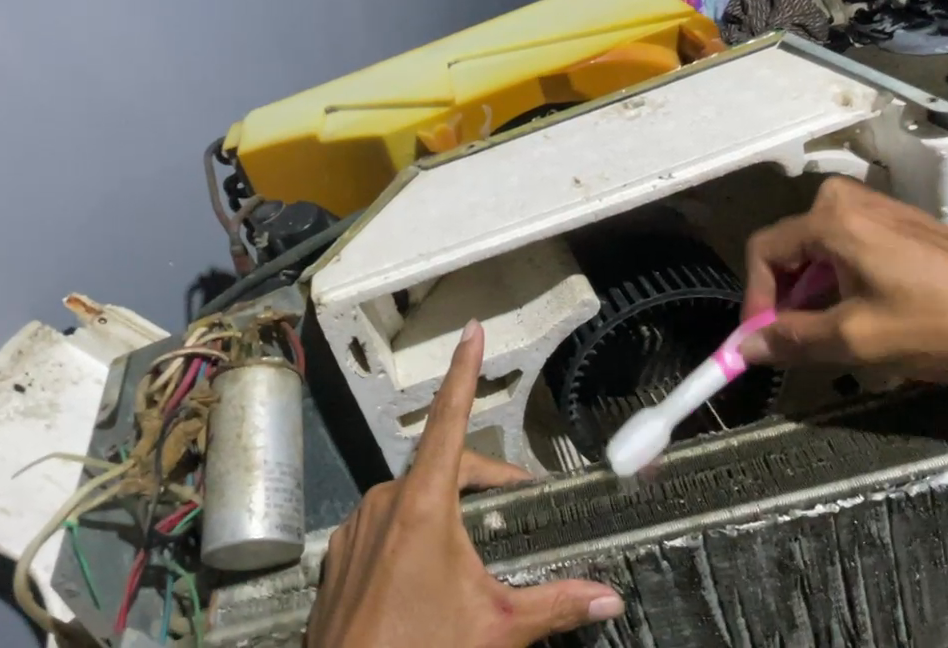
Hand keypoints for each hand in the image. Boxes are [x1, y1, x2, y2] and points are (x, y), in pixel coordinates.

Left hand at [306, 320, 624, 647]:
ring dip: (446, 512)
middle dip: (483, 481)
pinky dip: (412, 536)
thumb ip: (555, 605)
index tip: (472, 330)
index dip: (464, 370)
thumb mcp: (496, 630)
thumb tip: (608, 598)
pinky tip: (425, 578)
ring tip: (471, 554)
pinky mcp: (339, 555)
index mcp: (424, 504)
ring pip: (413, 498)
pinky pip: (384, 527)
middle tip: (517, 509)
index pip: (451, 419)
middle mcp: (385, 502)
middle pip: (443, 467)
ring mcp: (357, 527)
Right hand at [738, 177, 947, 381]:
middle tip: (795, 340)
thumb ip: (791, 339)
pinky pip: (849, 245)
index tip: (762, 341)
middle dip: (785, 297)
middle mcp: (848, 199)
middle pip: (790, 247)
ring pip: (819, 249)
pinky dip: (841, 279)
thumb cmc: (939, 325)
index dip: (755, 299)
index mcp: (831, 218)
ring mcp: (879, 207)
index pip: (764, 251)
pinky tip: (865, 313)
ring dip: (814, 292)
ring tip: (832, 333)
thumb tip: (743, 349)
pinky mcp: (903, 222)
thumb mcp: (856, 339)